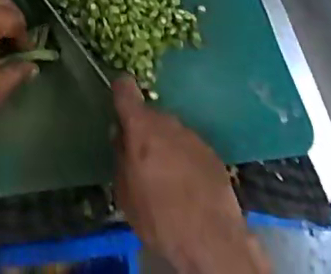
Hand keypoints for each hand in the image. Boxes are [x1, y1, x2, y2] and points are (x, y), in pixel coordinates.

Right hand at [113, 77, 269, 273]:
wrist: (212, 240)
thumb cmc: (159, 218)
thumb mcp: (125, 194)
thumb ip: (120, 158)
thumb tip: (121, 137)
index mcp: (141, 128)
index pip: (125, 90)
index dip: (120, 90)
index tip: (118, 96)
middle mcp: (167, 123)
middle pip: (150, 116)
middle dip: (144, 131)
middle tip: (141, 159)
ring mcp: (192, 136)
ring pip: (171, 132)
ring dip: (165, 146)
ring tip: (165, 178)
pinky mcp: (212, 153)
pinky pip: (189, 148)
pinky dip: (184, 159)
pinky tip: (186, 186)